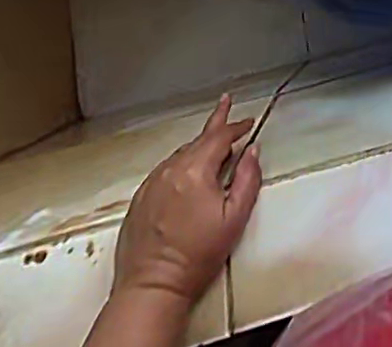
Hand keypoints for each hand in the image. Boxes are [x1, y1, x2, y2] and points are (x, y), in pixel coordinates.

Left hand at [111, 94, 261, 304]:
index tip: (249, 122)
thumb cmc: (197, 254)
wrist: (151, 288)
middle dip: (216, 123)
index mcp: (195, 170)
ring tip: (213, 143)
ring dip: (199, 145)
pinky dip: (181, 163)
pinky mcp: (139, 199)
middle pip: (198, 139)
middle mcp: (170, 170)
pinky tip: (189, 170)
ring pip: (181, 154)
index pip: (219, 137)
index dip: (236, 126)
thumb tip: (252, 151)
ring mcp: (151, 184)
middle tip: (226, 102)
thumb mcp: (235, 216)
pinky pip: (165, 170)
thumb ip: (248, 178)